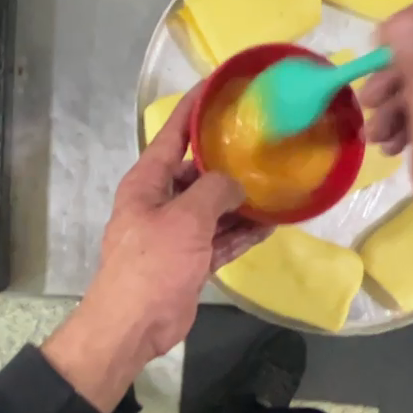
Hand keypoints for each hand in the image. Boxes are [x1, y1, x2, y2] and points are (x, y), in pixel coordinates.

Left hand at [43, 86, 272, 410]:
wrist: (134, 325)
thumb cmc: (151, 264)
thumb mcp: (184, 219)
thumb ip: (213, 191)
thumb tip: (236, 182)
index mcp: (147, 182)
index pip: (172, 134)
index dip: (194, 109)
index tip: (218, 87)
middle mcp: (160, 201)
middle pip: (197, 173)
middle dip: (228, 163)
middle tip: (266, 146)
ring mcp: (176, 233)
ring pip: (214, 208)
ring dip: (242, 202)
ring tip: (278, 186)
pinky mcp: (190, 260)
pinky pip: (220, 238)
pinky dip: (242, 233)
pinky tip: (272, 224)